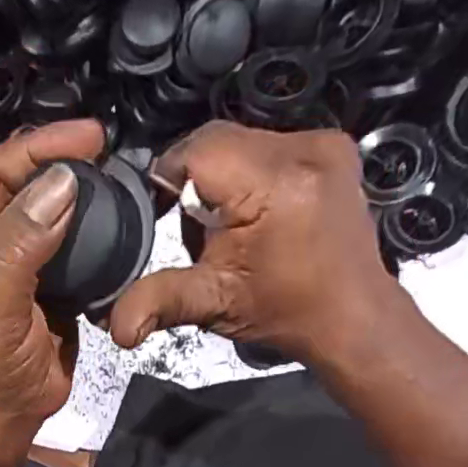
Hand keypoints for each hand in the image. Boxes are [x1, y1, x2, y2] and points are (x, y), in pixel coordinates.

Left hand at [0, 119, 105, 449]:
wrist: (10, 418)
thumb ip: (19, 246)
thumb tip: (60, 184)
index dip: (35, 149)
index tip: (84, 138)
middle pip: (23, 183)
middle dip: (59, 159)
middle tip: (102, 150)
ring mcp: (23, 263)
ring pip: (51, 210)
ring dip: (80, 192)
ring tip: (113, 178)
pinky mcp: (53, 283)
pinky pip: (74, 245)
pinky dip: (94, 230)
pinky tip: (115, 223)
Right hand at [110, 121, 413, 363]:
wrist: (351, 317)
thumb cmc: (288, 312)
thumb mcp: (214, 305)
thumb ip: (159, 301)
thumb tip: (116, 326)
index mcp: (273, 186)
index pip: (195, 150)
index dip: (168, 179)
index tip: (164, 215)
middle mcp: (303, 151)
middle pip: (216, 140)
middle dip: (194, 181)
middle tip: (201, 231)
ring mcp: (323, 144)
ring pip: (240, 140)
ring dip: (221, 177)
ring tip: (231, 225)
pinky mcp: (333, 147)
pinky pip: (268, 144)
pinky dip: (250, 174)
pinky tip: (257, 212)